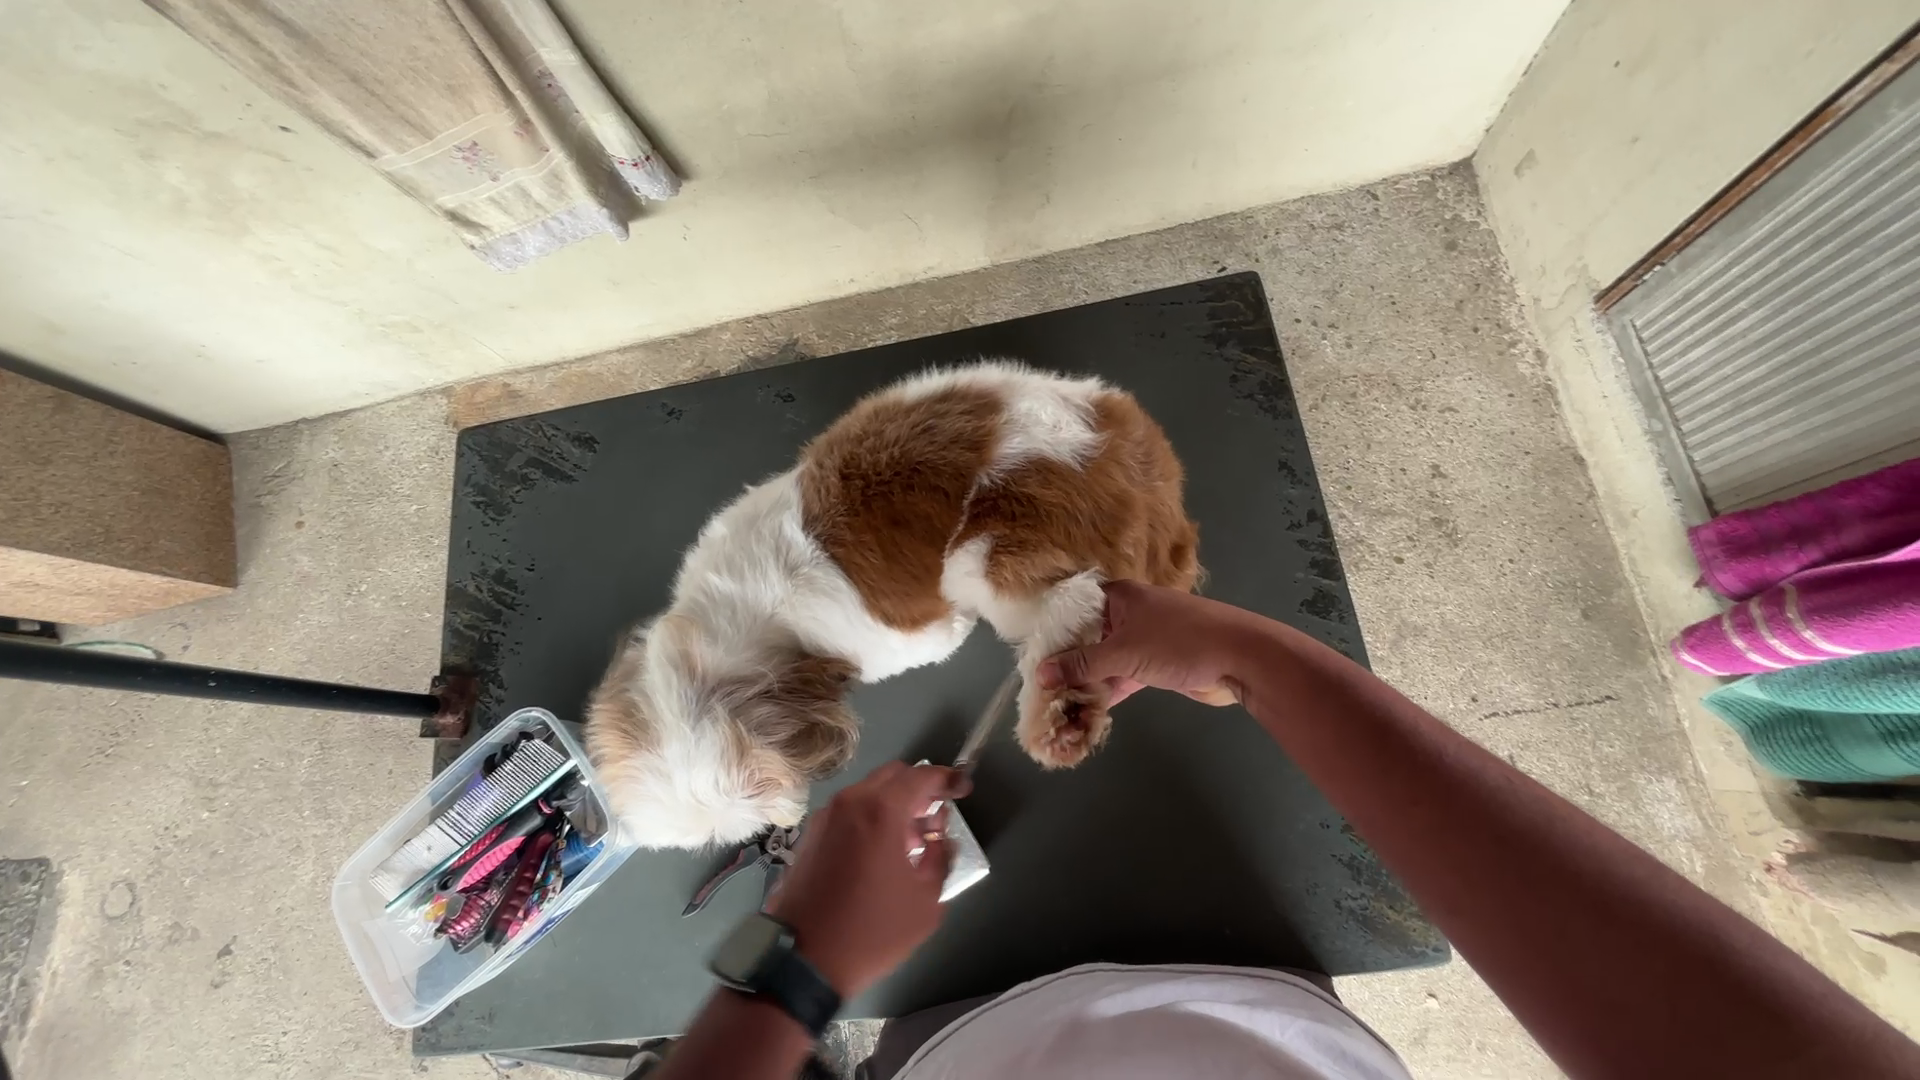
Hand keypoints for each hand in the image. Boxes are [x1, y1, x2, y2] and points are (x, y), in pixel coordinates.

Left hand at [767, 763, 962, 997]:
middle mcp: (850, 801)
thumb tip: (940, 841)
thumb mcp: (925, 903)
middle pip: (893, 775)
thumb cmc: (871, 931)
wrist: (802, 961)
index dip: (948, 778)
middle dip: (919, 789)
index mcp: (881, 810)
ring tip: (910, 844)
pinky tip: (879, 854)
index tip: (963, 788)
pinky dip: (870, 817)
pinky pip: (849, 811)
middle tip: (935, 820)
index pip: (922, 775)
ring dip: (894, 805)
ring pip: (868, 792)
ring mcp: (825, 816)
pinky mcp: (810, 834)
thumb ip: (940, 860)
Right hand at [1036, 580, 1255, 706]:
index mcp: (1119, 597)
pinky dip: (1108, 692)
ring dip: (1087, 682)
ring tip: (1059, 705)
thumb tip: (1040, 675)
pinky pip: (1123, 676)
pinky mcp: (1157, 665)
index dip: (1053, 632)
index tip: (1032, 657)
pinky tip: (1087, 712)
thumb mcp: (1124, 653)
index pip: (1074, 610)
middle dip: (1067, 663)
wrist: (1242, 659)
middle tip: (1042, 689)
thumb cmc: (1180, 642)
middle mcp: (1129, 614)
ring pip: (1105, 660)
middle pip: (1088, 638)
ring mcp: (1144, 640)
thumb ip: (1081, 665)